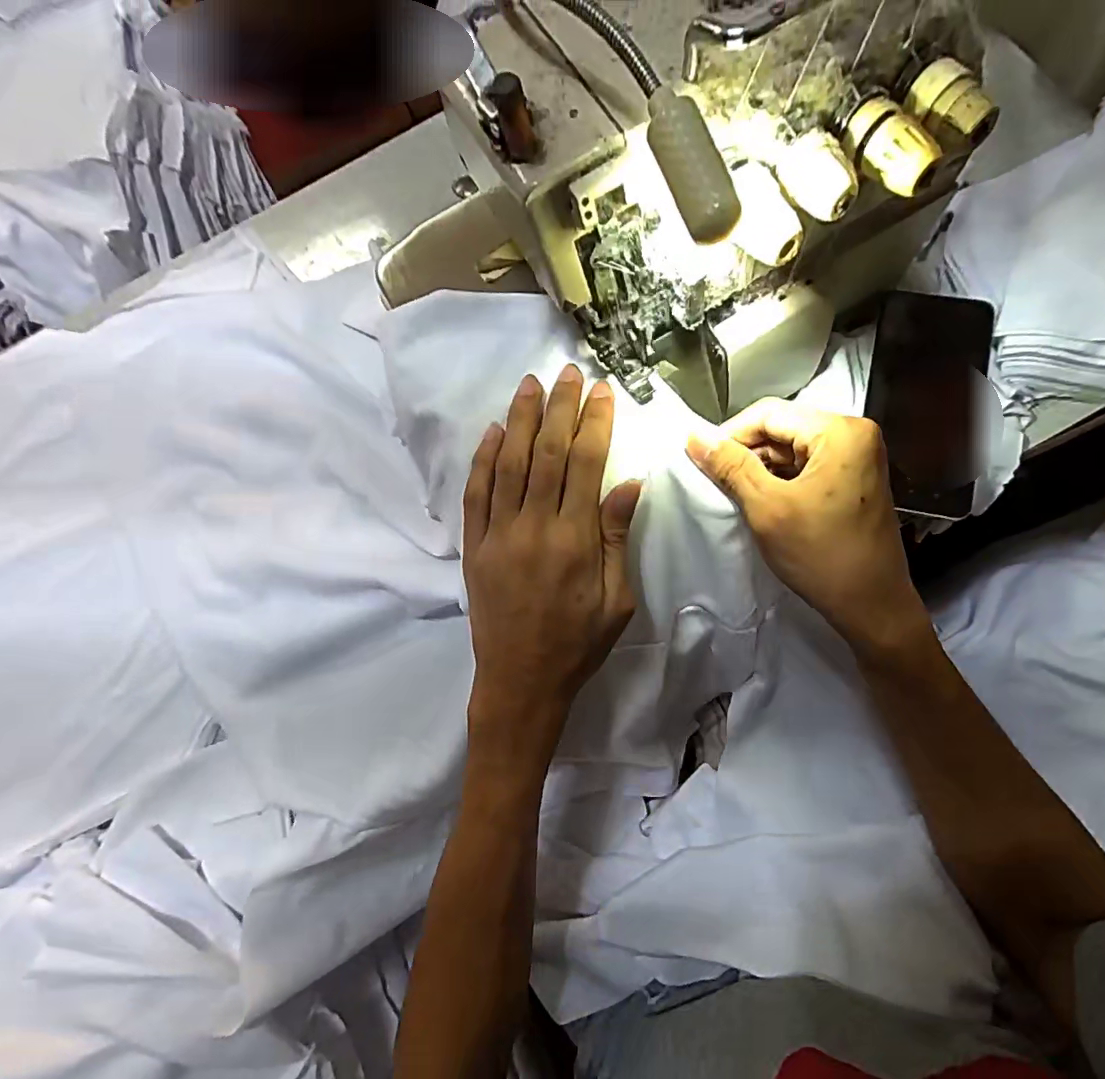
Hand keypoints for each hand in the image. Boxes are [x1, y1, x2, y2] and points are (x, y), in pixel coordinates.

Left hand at [463, 365, 641, 776]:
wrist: (521, 680)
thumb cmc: (578, 643)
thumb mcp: (616, 599)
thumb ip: (618, 538)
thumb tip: (631, 483)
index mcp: (574, 539)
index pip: (584, 463)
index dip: (594, 422)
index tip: (602, 391)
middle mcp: (533, 527)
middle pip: (545, 452)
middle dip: (558, 408)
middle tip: (566, 372)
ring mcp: (497, 535)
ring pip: (507, 464)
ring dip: (518, 420)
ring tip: (529, 385)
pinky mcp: (473, 547)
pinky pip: (475, 494)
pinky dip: (482, 459)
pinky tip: (491, 432)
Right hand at [687, 398, 932, 660]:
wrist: (871, 606)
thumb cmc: (821, 556)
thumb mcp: (767, 507)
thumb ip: (730, 466)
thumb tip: (694, 436)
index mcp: (840, 431)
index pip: (769, 413)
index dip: (729, 434)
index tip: (700, 460)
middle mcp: (855, 434)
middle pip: (783, 427)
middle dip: (745, 451)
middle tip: (714, 479)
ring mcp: (858, 457)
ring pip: (793, 447)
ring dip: (761, 467)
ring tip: (733, 491)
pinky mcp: (854, 480)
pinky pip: (807, 466)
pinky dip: (781, 478)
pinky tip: (760, 499)